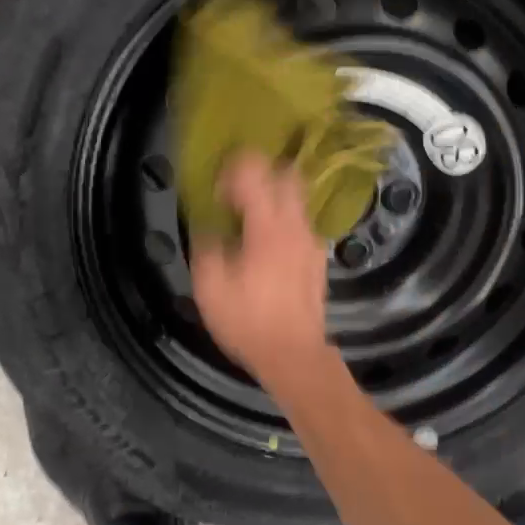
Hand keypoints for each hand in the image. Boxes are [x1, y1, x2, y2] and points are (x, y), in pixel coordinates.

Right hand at [190, 151, 332, 380]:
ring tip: (249, 215)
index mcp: (267, 226)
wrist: (293, 356)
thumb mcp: (210, 286)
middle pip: (286, 174)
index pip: (254, 171)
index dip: (232, 169)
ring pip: (297, 197)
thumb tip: (209, 228)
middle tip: (236, 189)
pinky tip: (267, 243)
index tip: (216, 187)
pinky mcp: (318, 258)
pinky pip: (301, 223)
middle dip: (261, 172)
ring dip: (273, 195)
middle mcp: (295, 225)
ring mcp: (311, 241)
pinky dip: (284, 219)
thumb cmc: (248, 321)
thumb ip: (206, 246)